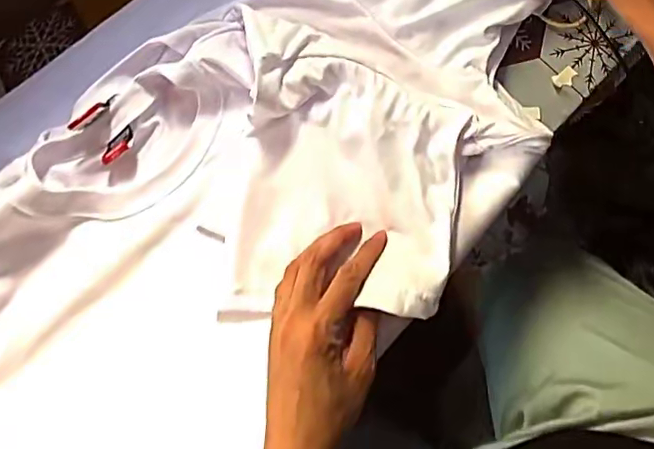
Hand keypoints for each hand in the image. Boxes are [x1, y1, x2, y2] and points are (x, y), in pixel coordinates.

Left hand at [264, 223, 388, 448]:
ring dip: (315, 249)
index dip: (365, 256)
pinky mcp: (273, 326)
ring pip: (294, 269)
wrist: (293, 441)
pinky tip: (312, 266)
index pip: (345, 278)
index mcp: (317, 326)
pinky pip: (285, 284)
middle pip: (312, 262)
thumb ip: (366, 329)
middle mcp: (293, 315)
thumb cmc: (330, 412)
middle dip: (334, 239)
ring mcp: (279, 319)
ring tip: (335, 239)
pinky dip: (300, 267)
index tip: (380, 238)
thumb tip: (369, 299)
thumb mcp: (360, 373)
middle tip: (354, 227)